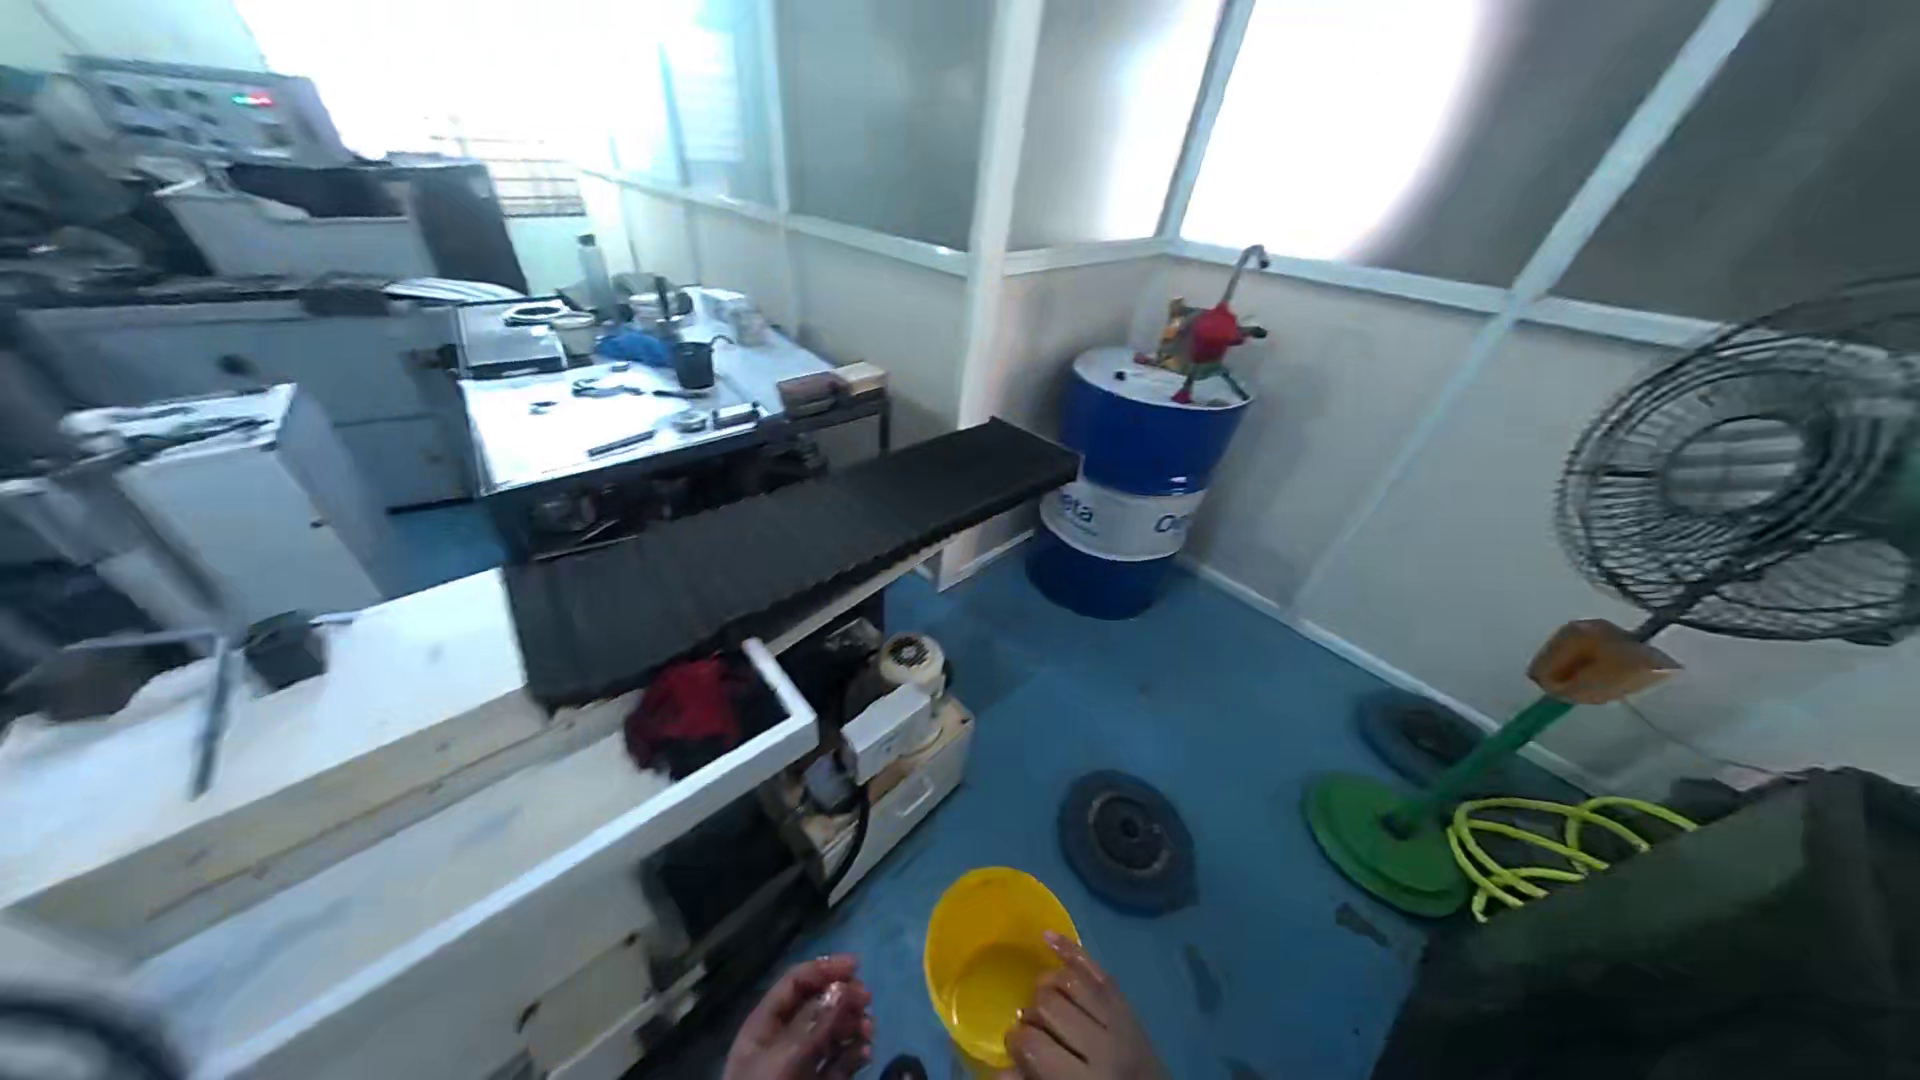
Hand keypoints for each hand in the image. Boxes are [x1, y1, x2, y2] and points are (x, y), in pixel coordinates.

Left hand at [723, 955, 874, 1079]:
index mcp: (764, 1028)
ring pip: (831, 1032)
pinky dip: (853, 1054)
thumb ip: (812, 1025)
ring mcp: (799, 1068)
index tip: (856, 966)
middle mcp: (782, 1042)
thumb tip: (842, 987)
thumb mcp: (782, 1064)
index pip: (795, 984)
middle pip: (817, 1005)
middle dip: (843, 997)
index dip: (824, 969)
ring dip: (852, 1024)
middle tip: (867, 1001)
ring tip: (868, 1032)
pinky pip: (838, 1063)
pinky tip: (865, 1054)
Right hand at [1001, 934, 1167, 1079]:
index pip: (1035, 1045)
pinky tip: (1046, 938)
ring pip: (1070, 981)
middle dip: (1031, 1011)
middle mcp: (1103, 1047)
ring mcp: (1118, 1019)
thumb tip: (997, 1068)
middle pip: (1050, 1006)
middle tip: (1029, 1022)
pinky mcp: (1125, 1001)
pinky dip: (1070, 949)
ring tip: (1040, 996)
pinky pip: (1094, 967)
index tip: (1012, 1043)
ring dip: (1047, 982)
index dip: (1016, 1040)